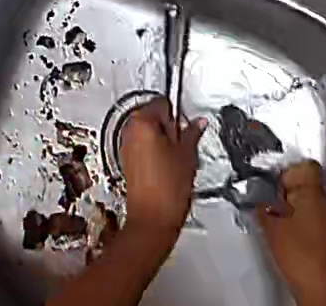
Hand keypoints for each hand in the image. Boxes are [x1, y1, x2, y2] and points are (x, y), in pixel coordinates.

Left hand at [119, 98, 204, 237]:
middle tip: (183, 147)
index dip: (178, 116)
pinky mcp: (127, 160)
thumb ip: (192, 133)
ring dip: (163, 141)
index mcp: (143, 122)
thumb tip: (199, 123)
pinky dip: (155, 153)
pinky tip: (167, 170)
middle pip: (155, 116)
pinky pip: (144, 146)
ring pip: (150, 132)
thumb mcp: (187, 156)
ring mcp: (127, 145)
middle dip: (170, 128)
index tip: (187, 127)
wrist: (152, 222)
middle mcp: (130, 130)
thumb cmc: (166, 192)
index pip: (163, 102)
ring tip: (175, 162)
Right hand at [258, 160, 325, 305]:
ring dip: (299, 214)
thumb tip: (258, 197)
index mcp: (314, 194)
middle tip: (274, 206)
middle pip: (309, 186)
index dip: (287, 169)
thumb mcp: (270, 228)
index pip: (306, 165)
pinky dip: (309, 232)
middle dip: (289, 194)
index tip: (275, 181)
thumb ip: (263, 205)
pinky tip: (297, 246)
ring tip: (283, 228)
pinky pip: (322, 227)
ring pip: (315, 208)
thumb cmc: (302, 261)